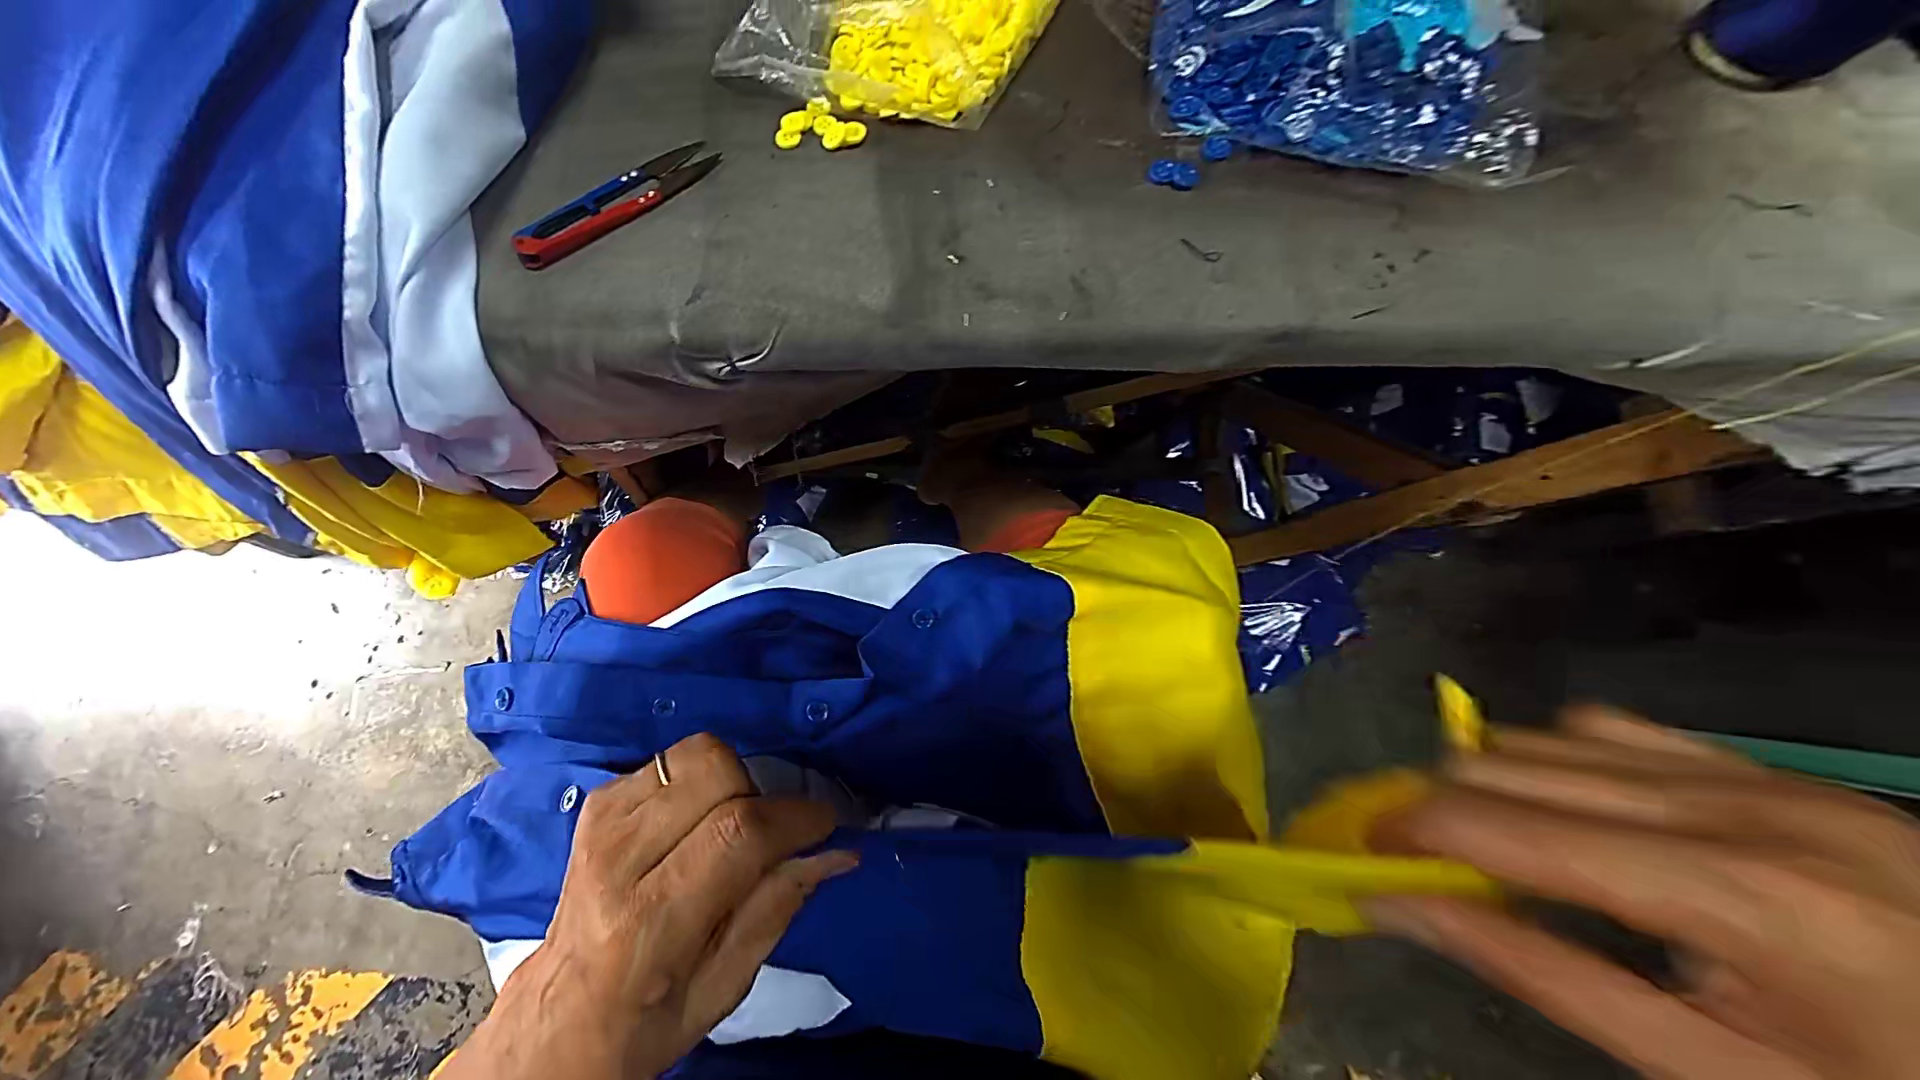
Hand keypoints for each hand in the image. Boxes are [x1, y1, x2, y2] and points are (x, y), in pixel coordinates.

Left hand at [443, 734, 856, 1079]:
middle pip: (716, 772)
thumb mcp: (726, 986)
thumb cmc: (648, 1017)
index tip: (823, 823)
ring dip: (730, 783)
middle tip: (765, 833)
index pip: (737, 833)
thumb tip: (837, 852)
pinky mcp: (597, 802)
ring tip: (727, 827)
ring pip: (696, 754)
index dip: (795, 817)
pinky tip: (692, 822)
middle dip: (760, 793)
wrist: (558, 1021)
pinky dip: (699, 780)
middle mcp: (618, 859)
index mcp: (650, 922)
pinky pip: (671, 759)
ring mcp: (602, 823)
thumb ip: (780, 906)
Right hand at [1364, 705, 1919, 1079]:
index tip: (1367, 855)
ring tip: (1500, 842)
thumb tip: (1397, 909)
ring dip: (1493, 782)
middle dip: (1439, 808)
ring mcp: (1757, 776)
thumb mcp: (1705, 1068)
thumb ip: (1535, 971)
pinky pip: (1613, 728)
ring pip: (1544, 737)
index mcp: (1726, 893)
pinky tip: (1573, 809)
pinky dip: (1558, 759)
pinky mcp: (1771, 769)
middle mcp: (1730, 806)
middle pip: (1501, 763)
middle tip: (1430, 863)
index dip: (1406, 831)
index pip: (1495, 825)